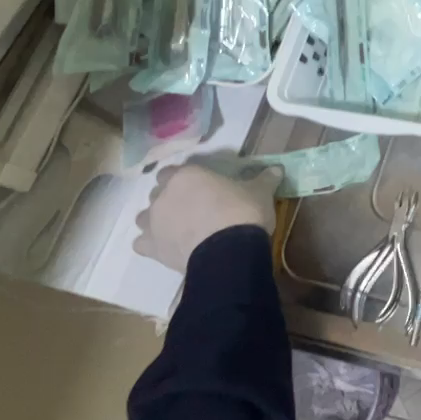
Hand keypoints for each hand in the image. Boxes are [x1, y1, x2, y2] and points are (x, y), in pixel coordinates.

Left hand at [132, 163, 280, 272]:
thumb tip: (277, 168)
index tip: (201, 185)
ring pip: (145, 216)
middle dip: (172, 197)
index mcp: (187, 175)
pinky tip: (167, 246)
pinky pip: (143, 244)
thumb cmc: (242, 211)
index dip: (186, 178)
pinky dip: (151, 244)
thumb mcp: (260, 191)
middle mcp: (163, 195)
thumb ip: (265, 178)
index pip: (174, 170)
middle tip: (194, 206)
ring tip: (179, 227)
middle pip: (159, 192)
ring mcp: (154, 223)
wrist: (228, 251)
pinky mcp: (152, 248)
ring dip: (157, 219)